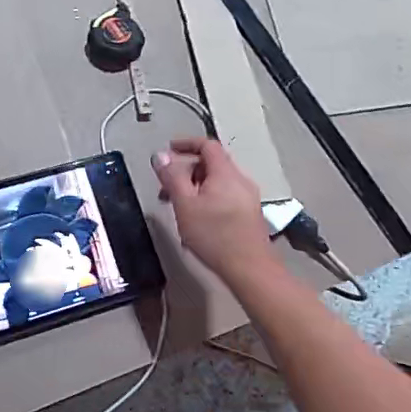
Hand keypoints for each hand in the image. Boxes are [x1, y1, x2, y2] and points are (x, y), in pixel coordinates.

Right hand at [151, 138, 278, 284]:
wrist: (249, 268)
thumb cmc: (214, 236)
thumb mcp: (184, 204)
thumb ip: (172, 177)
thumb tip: (161, 156)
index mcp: (225, 173)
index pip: (207, 145)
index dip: (186, 143)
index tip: (169, 150)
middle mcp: (240, 180)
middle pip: (211, 164)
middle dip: (186, 170)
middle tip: (166, 187)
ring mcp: (247, 197)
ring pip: (217, 181)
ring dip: (195, 186)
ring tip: (179, 206)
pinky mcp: (249, 213)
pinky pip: (225, 194)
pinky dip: (207, 197)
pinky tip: (197, 218)